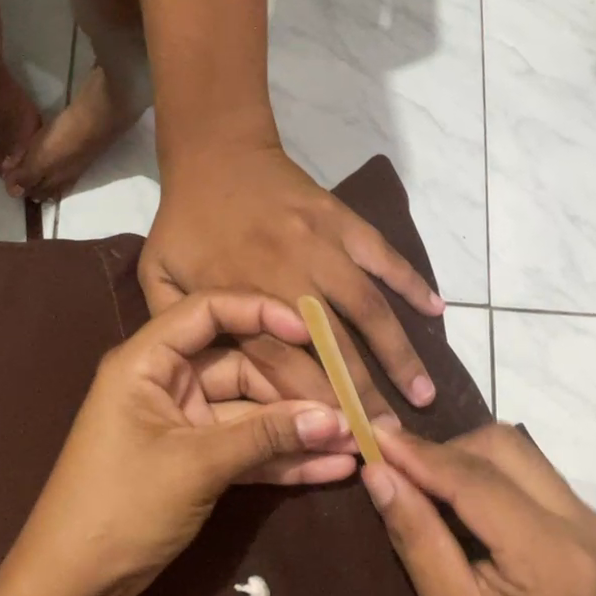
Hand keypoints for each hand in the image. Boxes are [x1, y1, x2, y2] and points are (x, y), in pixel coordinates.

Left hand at [10, 292, 357, 595]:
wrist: (77, 579)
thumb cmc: (122, 504)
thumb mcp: (196, 464)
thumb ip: (264, 436)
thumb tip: (335, 418)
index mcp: (147, 362)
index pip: (208, 312)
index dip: (260, 312)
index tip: (310, 330)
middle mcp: (166, 383)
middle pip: (241, 367)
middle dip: (295, 392)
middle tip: (350, 410)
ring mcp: (183, 424)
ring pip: (251, 414)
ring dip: (297, 430)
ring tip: (355, 443)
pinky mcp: (196, 462)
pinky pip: (246, 450)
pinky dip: (282, 460)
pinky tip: (331, 469)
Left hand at [141, 145, 445, 419]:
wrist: (215, 152)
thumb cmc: (185, 225)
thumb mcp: (157, 279)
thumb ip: (179, 330)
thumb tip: (208, 382)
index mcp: (240, 298)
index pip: (284, 366)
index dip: (315, 408)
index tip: (341, 443)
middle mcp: (287, 276)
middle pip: (334, 347)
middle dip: (365, 395)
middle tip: (391, 436)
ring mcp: (321, 246)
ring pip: (368, 308)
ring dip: (399, 352)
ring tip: (423, 394)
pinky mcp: (342, 222)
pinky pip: (383, 255)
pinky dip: (411, 281)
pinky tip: (437, 310)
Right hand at [360, 424, 595, 595]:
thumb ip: (418, 540)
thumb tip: (378, 474)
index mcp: (553, 557)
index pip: (477, 481)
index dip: (421, 455)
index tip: (373, 435)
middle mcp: (584, 525)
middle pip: (505, 448)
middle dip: (444, 449)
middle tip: (395, 467)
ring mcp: (592, 521)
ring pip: (519, 453)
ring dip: (465, 457)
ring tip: (420, 481)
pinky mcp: (587, 524)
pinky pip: (530, 473)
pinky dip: (486, 473)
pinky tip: (456, 498)